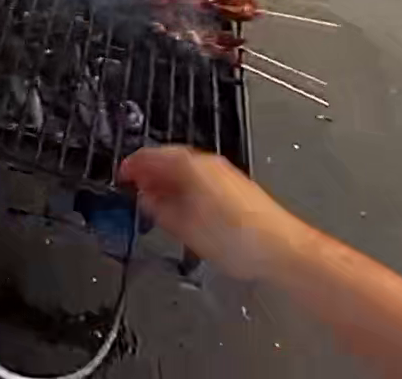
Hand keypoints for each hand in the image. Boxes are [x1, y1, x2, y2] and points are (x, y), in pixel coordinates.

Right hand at [118, 146, 307, 279]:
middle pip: (168, 157)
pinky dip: (182, 184)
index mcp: (191, 165)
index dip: (132, 164)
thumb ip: (160, 209)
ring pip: (183, 166)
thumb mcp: (185, 227)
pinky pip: (197, 175)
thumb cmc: (239, 238)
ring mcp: (221, 171)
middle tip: (133, 185)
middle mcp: (207, 162)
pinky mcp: (231, 183)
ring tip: (153, 196)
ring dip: (165, 177)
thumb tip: (145, 198)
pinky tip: (180, 203)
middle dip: (149, 171)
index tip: (122, 174)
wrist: (279, 246)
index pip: (152, 155)